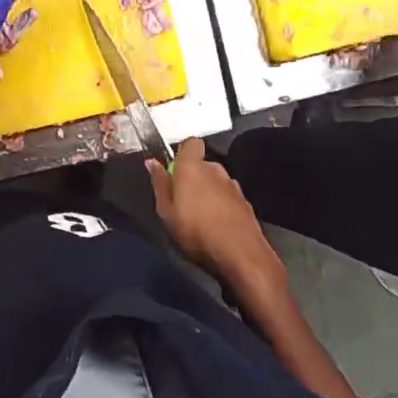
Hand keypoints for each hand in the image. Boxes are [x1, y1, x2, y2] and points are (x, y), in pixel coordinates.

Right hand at [147, 139, 282, 285]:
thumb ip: (159, 184)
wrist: (240, 254)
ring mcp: (233, 185)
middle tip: (180, 200)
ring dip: (206, 191)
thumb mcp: (165, 212)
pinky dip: (219, 204)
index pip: (191, 143)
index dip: (182, 153)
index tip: (172, 171)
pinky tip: (215, 224)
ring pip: (215, 181)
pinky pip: (226, 195)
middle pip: (202, 164)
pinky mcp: (245, 201)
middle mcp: (216, 170)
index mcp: (193, 168)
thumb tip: (152, 162)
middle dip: (191, 176)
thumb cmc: (195, 231)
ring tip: (198, 216)